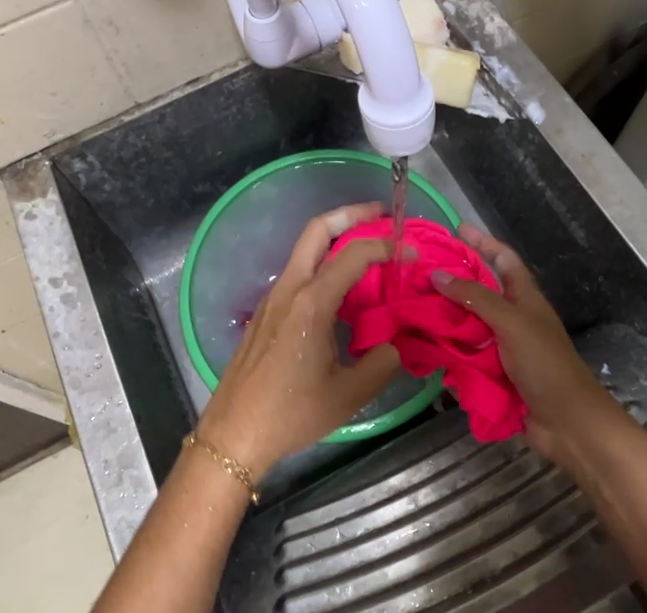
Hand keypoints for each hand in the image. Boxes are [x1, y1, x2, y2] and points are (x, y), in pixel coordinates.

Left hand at [195, 203, 403, 473]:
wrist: (235, 432)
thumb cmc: (291, 413)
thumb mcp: (349, 394)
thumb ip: (382, 363)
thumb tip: (396, 344)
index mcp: (311, 302)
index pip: (354, 255)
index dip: (387, 247)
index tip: (411, 250)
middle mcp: (290, 288)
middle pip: (317, 230)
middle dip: (351, 215)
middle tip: (381, 214)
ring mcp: (273, 297)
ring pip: (304, 249)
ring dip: (335, 238)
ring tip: (368, 248)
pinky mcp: (266, 311)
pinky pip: (298, 272)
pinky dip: (323, 263)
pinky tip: (342, 287)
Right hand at [429, 226, 613, 474]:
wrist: (567, 423)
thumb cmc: (545, 364)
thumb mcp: (511, 323)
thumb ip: (475, 298)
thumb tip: (436, 274)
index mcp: (524, 298)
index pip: (503, 259)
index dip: (482, 242)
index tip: (456, 229)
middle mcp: (512, 318)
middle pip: (479, 291)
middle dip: (451, 282)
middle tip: (417, 273)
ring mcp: (502, 348)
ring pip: (467, 325)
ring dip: (444, 320)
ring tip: (410, 311)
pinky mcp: (493, 374)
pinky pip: (464, 358)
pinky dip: (446, 355)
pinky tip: (422, 351)